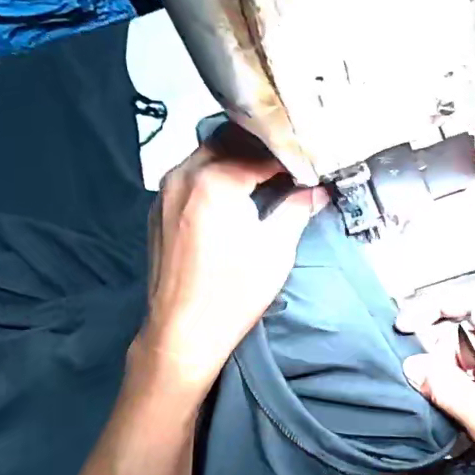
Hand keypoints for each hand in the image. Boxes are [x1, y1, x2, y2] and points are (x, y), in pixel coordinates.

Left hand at [136, 146, 324, 394]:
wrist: (182, 332)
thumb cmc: (230, 295)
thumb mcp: (275, 249)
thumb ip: (297, 209)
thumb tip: (316, 191)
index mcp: (214, 181)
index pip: (259, 151)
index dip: (288, 156)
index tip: (307, 165)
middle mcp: (183, 177)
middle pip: (227, 142)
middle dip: (259, 150)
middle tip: (287, 167)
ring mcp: (165, 193)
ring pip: (205, 157)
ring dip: (234, 161)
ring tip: (262, 180)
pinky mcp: (158, 211)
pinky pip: (188, 178)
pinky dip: (212, 177)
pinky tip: (232, 198)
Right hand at [397, 281, 474, 474]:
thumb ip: (448, 389)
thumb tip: (410, 365)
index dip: (436, 306)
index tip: (403, 326)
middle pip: (474, 321)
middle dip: (439, 341)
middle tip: (416, 369)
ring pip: (474, 346)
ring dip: (448, 363)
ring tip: (431, 388)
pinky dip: (460, 377)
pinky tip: (446, 395)